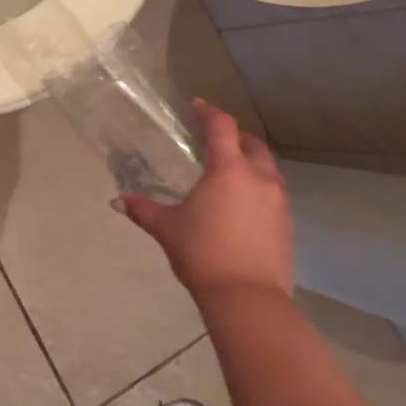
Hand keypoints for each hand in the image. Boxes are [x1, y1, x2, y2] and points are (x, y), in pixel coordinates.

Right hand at [114, 99, 293, 299]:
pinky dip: (259, 189)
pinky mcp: (287, 227)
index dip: (209, 112)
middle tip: (216, 140)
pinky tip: (242, 206)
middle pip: (253, 144)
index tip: (197, 106)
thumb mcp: (167, 228)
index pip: (222, 127)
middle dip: (236, 136)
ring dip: (251, 163)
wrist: (248, 299)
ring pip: (268, 171)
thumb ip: (143, 210)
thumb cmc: (203, 252)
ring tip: (230, 173)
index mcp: (229, 170)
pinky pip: (274, 195)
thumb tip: (118, 200)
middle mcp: (259, 179)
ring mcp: (278, 203)